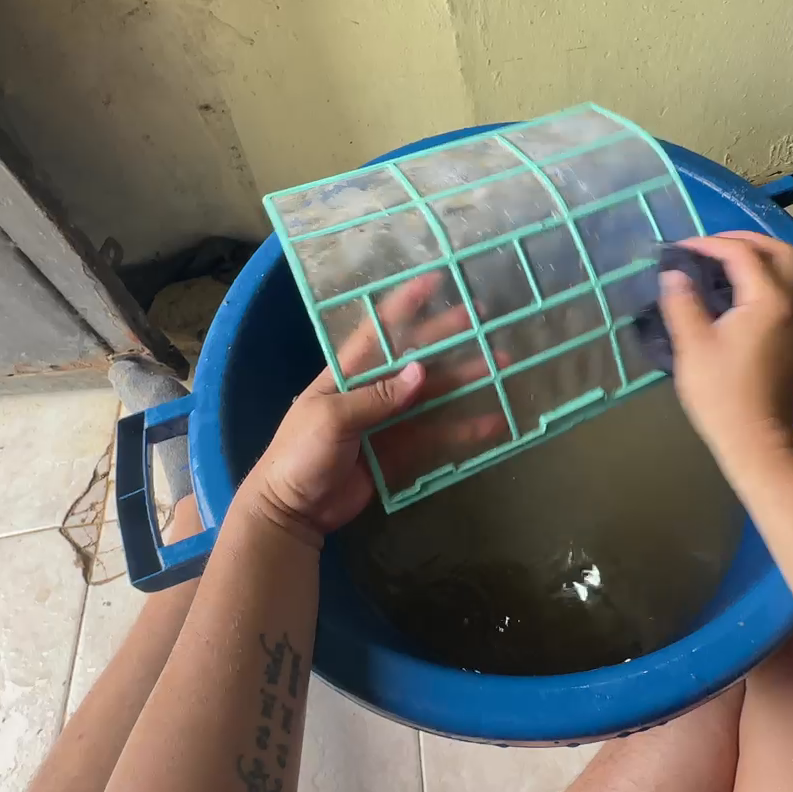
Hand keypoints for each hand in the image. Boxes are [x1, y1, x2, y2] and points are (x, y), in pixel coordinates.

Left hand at [243, 273, 496, 541]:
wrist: (291, 511)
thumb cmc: (299, 454)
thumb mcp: (331, 419)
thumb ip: (376, 397)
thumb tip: (422, 371)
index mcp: (349, 374)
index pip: (380, 330)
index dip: (406, 303)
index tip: (434, 280)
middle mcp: (374, 390)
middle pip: (418, 358)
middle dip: (450, 338)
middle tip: (483, 321)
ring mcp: (390, 421)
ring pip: (435, 395)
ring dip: (466, 380)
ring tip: (501, 366)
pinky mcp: (401, 452)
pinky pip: (438, 436)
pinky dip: (465, 430)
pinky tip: (492, 424)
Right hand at [658, 231, 792, 460]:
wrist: (758, 441)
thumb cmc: (722, 394)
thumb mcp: (693, 346)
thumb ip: (683, 302)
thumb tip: (674, 274)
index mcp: (768, 299)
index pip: (742, 253)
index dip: (708, 244)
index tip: (679, 250)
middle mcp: (791, 302)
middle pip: (778, 250)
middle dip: (743, 240)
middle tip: (709, 246)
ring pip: (787, 269)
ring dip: (756, 256)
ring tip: (719, 263)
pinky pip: (785, 289)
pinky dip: (763, 276)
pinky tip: (734, 292)